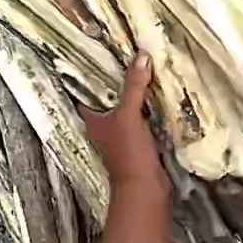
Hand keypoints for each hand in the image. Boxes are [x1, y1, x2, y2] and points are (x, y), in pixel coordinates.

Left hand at [81, 54, 167, 197]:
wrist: (145, 188)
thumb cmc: (128, 151)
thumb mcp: (129, 114)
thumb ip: (134, 86)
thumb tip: (142, 56)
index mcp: (93, 119)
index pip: (85, 92)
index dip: (89, 75)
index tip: (98, 54)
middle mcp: (103, 126)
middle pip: (107, 99)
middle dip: (117, 81)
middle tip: (128, 58)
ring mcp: (120, 135)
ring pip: (125, 108)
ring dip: (134, 94)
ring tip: (144, 70)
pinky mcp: (137, 142)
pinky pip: (141, 119)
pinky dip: (147, 108)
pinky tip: (158, 95)